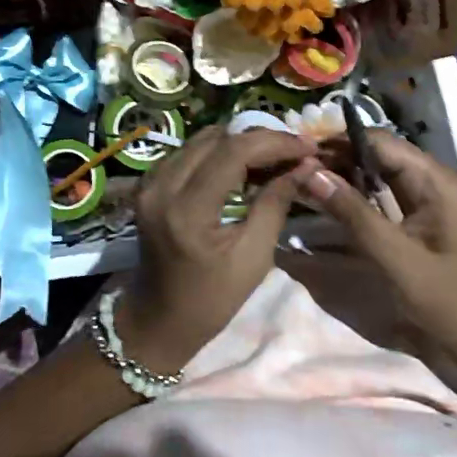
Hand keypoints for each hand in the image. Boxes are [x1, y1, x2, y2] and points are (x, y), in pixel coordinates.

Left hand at [123, 127, 315, 371]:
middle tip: (294, 152)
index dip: (274, 143)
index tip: (307, 147)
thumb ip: (276, 203)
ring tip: (273, 157)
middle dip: (260, 139)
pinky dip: (218, 152)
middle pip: (217, 138)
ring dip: (239, 142)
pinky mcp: (149, 184)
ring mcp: (150, 183)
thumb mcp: (254, 256)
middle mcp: (161, 186)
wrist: (159, 319)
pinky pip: (188, 152)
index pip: (233, 152)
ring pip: (202, 140)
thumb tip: (304, 165)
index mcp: (187, 210)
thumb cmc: (211, 299)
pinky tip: (243, 166)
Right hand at [302, 131, 456, 353]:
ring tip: (305, 180)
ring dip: (346, 178)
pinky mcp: (423, 226)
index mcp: (437, 182)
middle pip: (380, 156)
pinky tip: (331, 203)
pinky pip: (386, 200)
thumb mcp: (396, 258)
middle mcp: (435, 184)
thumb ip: (353, 213)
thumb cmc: (450, 303)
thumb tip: (311, 172)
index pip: (381, 142)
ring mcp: (431, 205)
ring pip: (381, 177)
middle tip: (295, 168)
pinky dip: (359, 199)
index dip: (339, 141)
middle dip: (339, 158)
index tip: (300, 151)